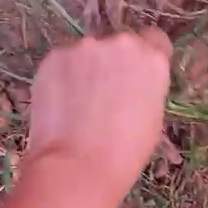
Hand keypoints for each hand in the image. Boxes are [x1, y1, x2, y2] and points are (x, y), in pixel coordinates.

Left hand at [24, 28, 173, 193]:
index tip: (137, 78)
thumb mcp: (152, 121)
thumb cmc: (124, 155)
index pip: (154, 40)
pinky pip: (63, 63)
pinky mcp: (54, 57)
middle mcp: (120, 43)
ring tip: (78, 106)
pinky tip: (60, 107)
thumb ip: (145, 90)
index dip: (145, 59)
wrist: (77, 167)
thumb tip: (133, 86)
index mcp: (152, 60)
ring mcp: (84, 47)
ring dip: (85, 71)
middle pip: (118, 45)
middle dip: (113, 64)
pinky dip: (62, 79)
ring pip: (88, 54)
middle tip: (104, 98)